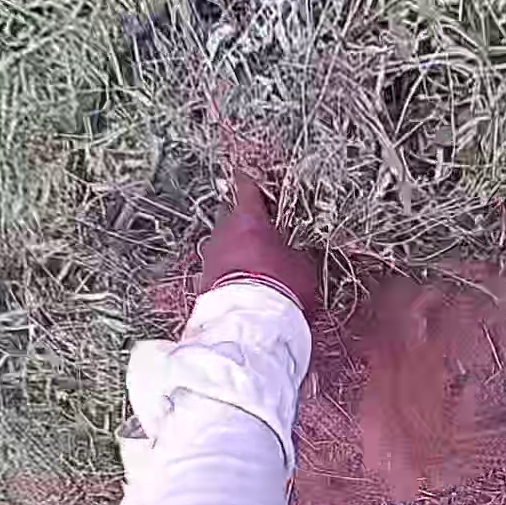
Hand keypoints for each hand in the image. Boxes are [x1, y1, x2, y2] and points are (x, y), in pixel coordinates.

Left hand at [198, 171, 318, 316]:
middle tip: (264, 238)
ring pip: (224, 246)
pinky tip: (244, 289)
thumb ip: (295, 252)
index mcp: (248, 218)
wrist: (252, 323)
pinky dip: (230, 276)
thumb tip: (294, 252)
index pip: (247, 188)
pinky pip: (219, 272)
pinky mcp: (203, 282)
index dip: (252, 184)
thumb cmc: (280, 288)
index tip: (253, 181)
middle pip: (232, 218)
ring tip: (256, 270)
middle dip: (246, 226)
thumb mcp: (302, 266)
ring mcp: (210, 257)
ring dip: (237, 254)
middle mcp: (223, 232)